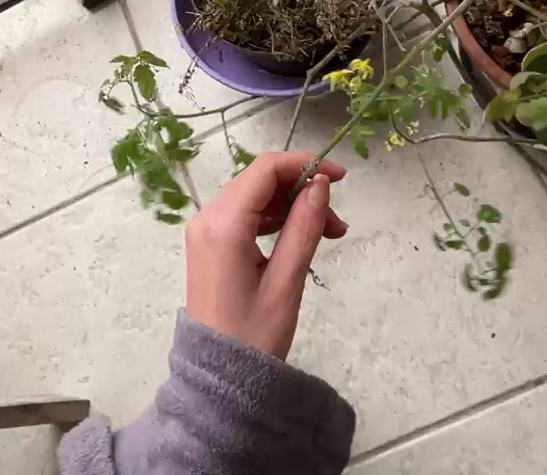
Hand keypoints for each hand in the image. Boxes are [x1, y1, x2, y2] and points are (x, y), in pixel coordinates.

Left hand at [184, 151, 348, 359]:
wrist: (217, 381)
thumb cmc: (253, 337)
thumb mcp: (285, 283)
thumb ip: (303, 228)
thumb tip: (320, 184)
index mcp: (222, 223)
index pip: (265, 170)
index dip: (304, 164)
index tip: (341, 177)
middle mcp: (208, 217)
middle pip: (260, 180)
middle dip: (302, 190)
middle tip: (338, 223)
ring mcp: (205, 229)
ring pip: (255, 196)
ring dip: (291, 206)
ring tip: (329, 234)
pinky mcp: (210, 242)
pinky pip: (245, 214)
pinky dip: (274, 218)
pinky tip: (301, 236)